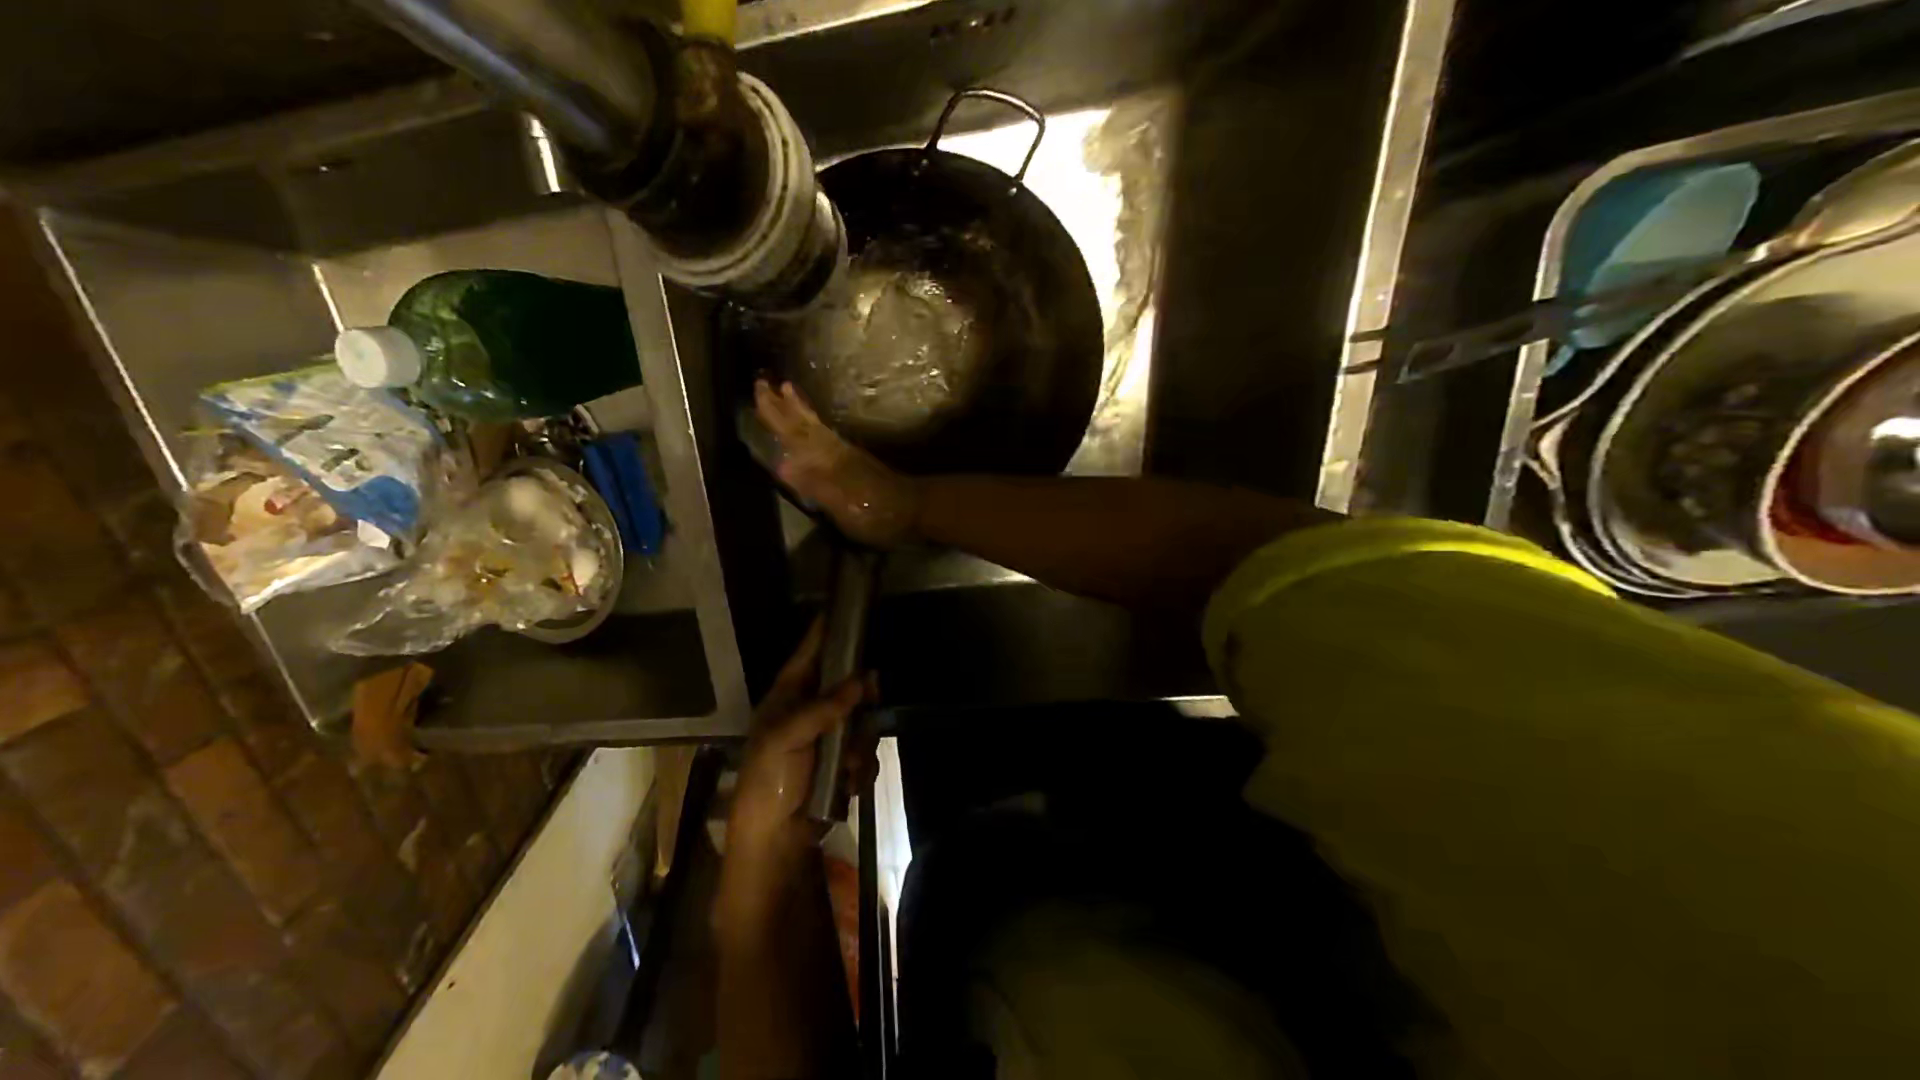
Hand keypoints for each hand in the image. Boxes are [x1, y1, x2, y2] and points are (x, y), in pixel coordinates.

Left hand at [727, 619, 874, 857]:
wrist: (775, 840)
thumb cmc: (769, 781)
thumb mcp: (786, 739)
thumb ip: (823, 708)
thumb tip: (861, 680)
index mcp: (785, 700)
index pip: (807, 657)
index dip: (823, 635)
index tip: (841, 610)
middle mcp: (809, 714)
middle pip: (846, 686)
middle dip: (859, 698)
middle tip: (870, 697)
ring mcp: (827, 740)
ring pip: (862, 721)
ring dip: (858, 745)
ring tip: (845, 766)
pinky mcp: (842, 765)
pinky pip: (865, 753)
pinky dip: (860, 769)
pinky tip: (847, 784)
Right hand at [755, 379, 921, 547]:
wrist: (916, 511)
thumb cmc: (877, 513)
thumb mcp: (845, 506)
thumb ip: (815, 485)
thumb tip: (782, 465)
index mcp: (828, 460)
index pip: (795, 433)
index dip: (776, 415)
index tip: (758, 390)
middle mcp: (835, 451)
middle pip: (804, 425)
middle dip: (783, 406)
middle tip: (763, 382)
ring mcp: (846, 455)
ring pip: (815, 427)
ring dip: (798, 410)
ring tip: (787, 390)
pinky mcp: (856, 463)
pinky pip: (825, 436)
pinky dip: (814, 426)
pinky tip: (812, 428)